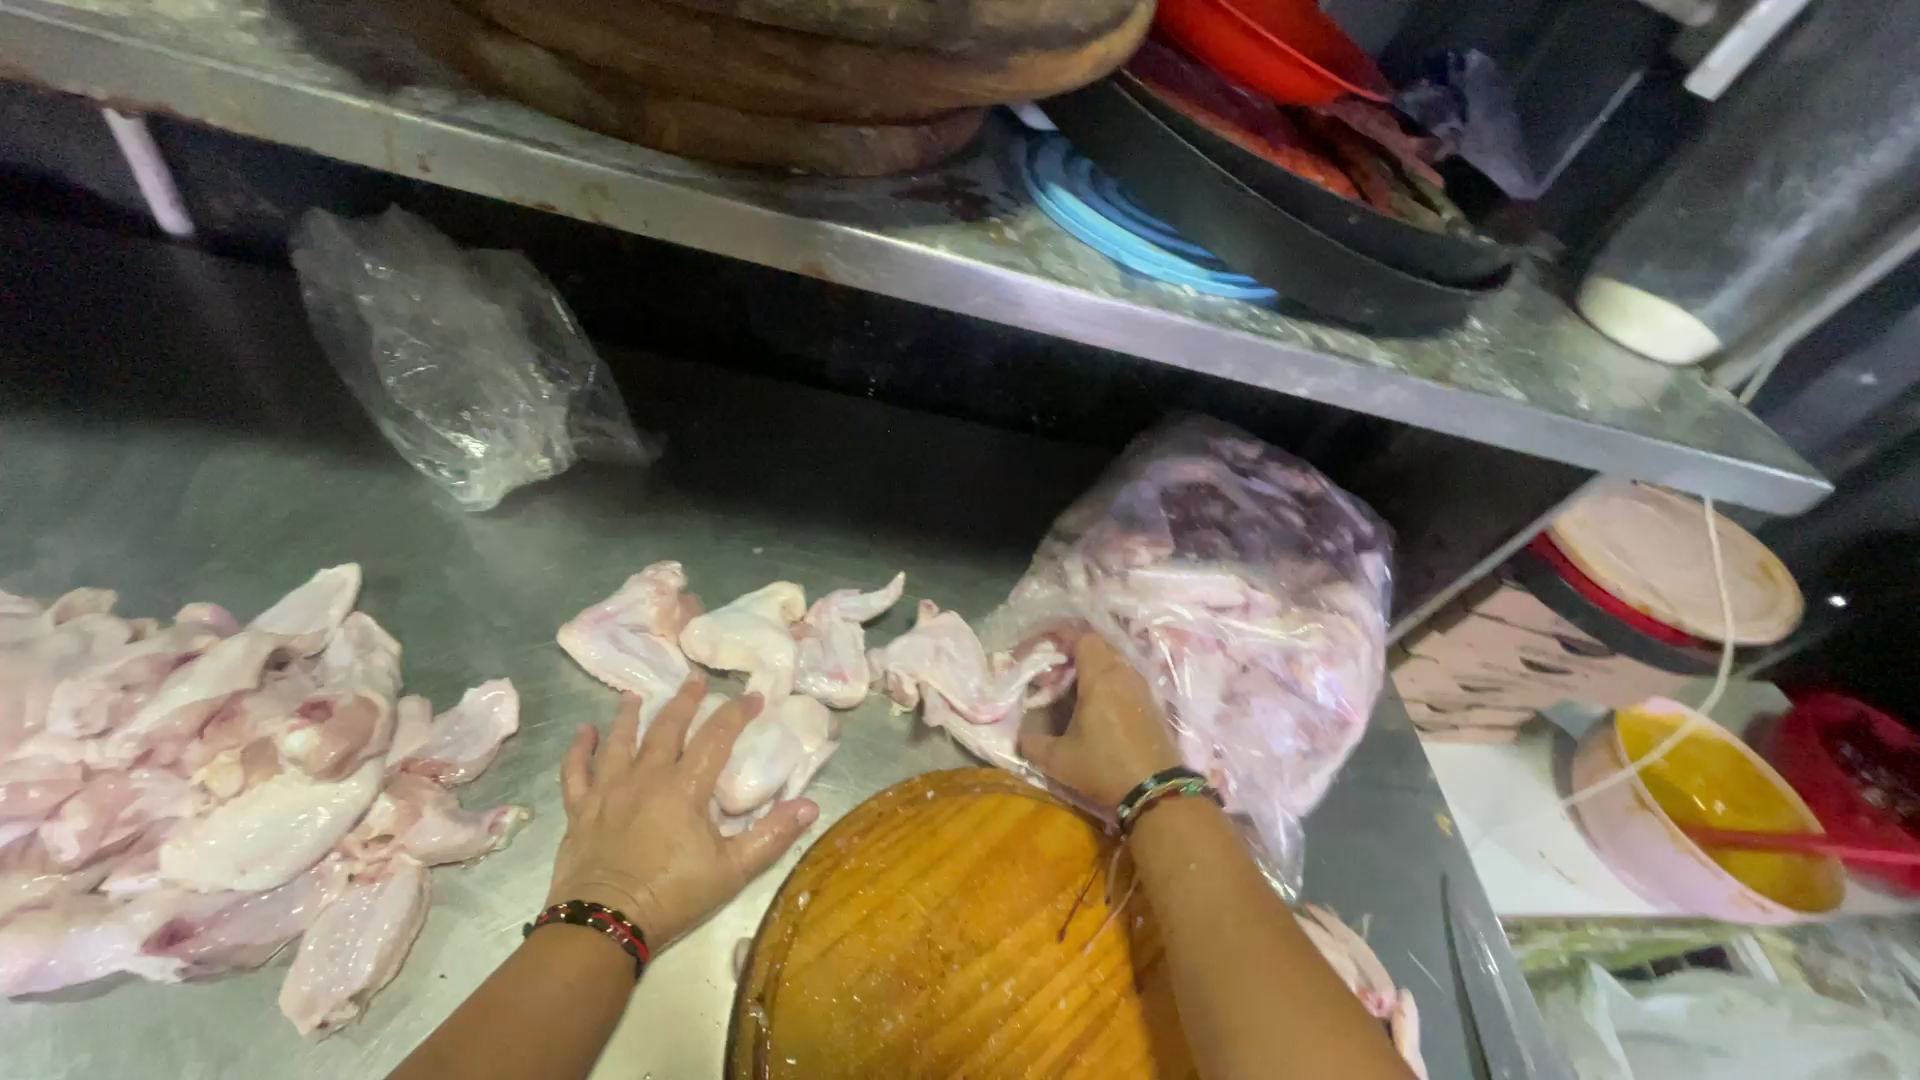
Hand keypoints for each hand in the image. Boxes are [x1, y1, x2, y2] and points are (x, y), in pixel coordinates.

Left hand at [546, 676, 818, 947]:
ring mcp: (608, 792)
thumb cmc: (673, 895)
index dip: (736, 713)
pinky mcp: (580, 811)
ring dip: (629, 715)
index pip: (716, 737)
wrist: (603, 926)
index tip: (754, 696)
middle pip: (667, 728)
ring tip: (635, 695)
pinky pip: (577, 772)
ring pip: (620, 741)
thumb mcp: (732, 871)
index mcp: (684, 787)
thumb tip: (810, 806)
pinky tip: (583, 733)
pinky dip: (579, 750)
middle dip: (684, 701)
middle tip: (695, 678)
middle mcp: (645, 778)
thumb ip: (771, 836)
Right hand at [1019, 634, 1182, 810]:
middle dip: (1072, 653)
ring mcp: (1141, 688)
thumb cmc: (1104, 768)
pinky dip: (1106, 681)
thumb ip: (1033, 743)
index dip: (1060, 637)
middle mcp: (1124, 674)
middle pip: (1098, 646)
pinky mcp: (1151, 704)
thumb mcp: (1058, 760)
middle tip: (1052, 675)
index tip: (1042, 650)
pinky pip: (1124, 678)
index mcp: (1101, 677)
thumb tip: (1021, 737)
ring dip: (1090, 668)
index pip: (1083, 637)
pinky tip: (1094, 706)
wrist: (1157, 792)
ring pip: (1113, 661)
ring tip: (1070, 690)